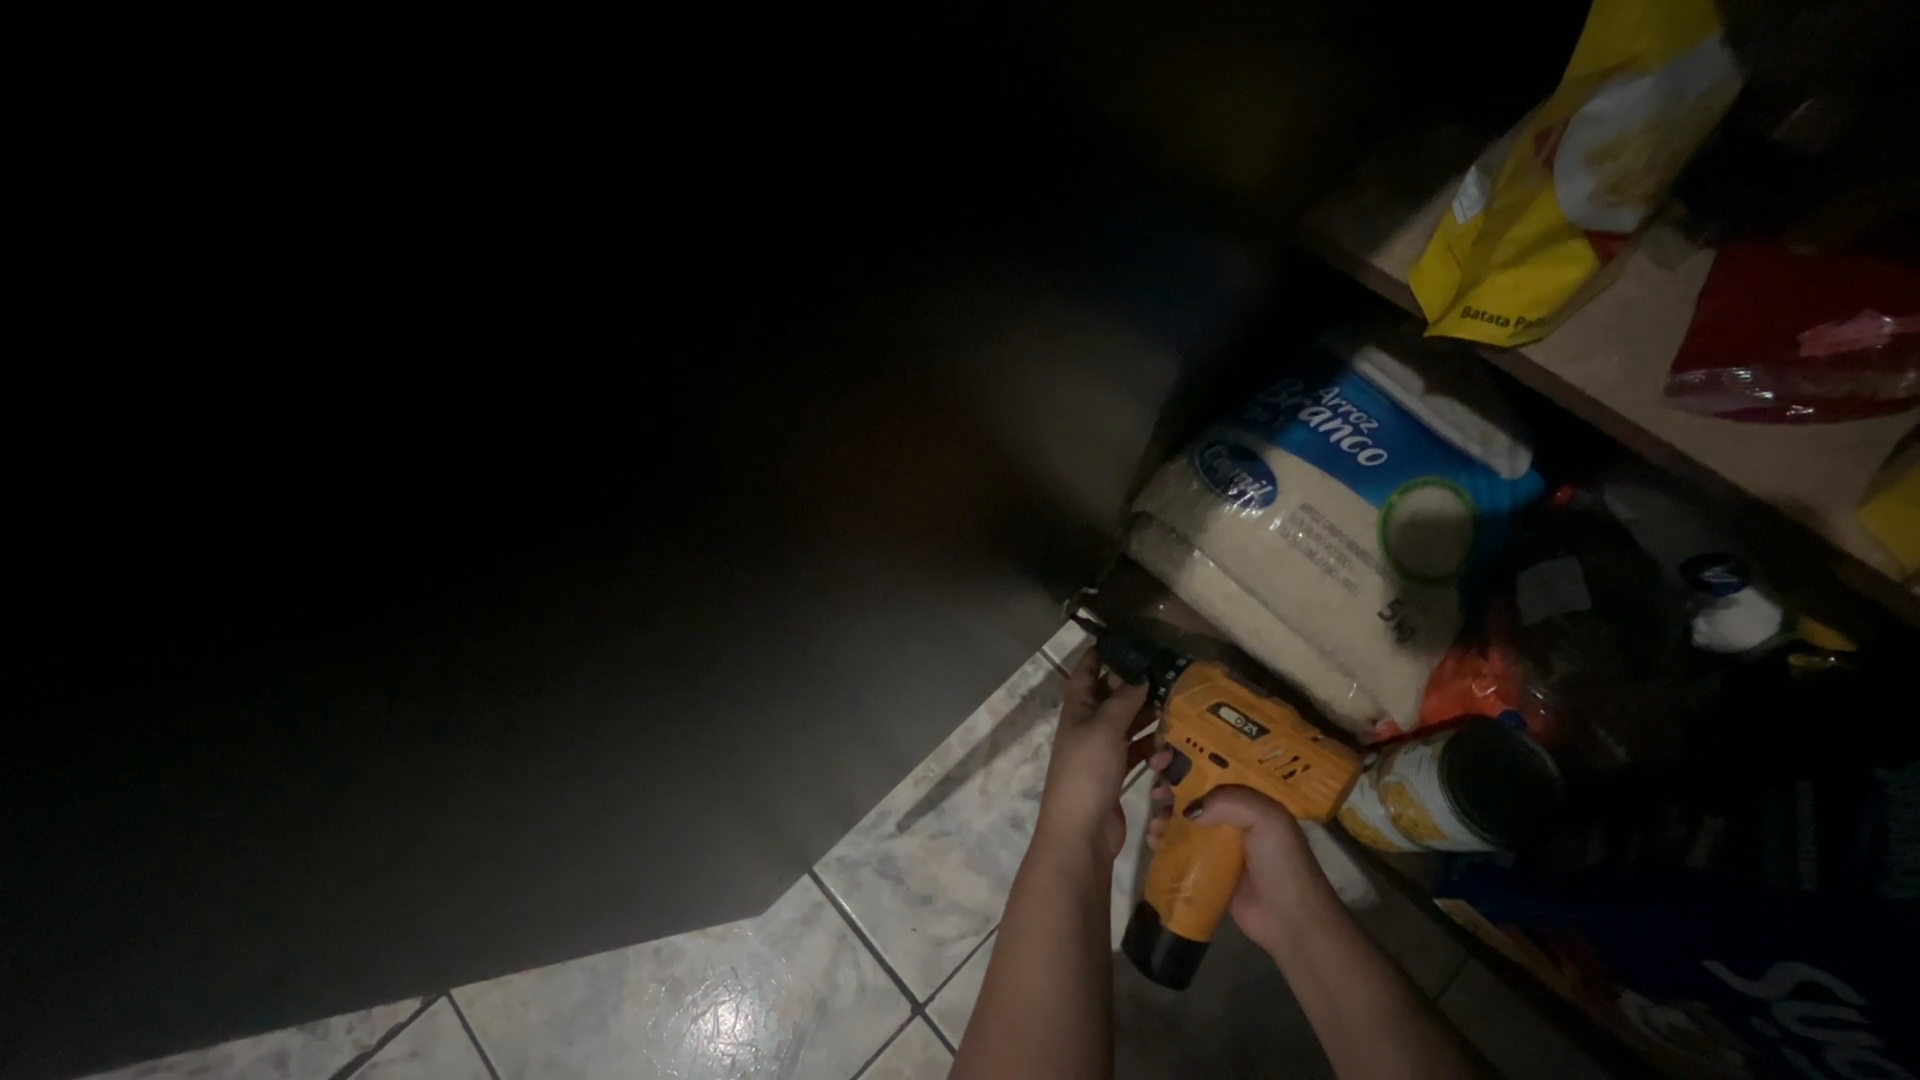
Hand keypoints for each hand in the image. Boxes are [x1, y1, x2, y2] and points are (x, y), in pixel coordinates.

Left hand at [1036, 650, 1152, 860]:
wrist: (1081, 832)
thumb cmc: (1087, 771)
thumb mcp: (1105, 728)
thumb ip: (1123, 700)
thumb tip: (1140, 675)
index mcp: (1076, 709)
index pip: (1086, 671)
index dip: (1102, 653)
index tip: (1129, 639)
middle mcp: (1086, 726)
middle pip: (1111, 697)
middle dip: (1136, 685)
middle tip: (1169, 674)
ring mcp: (1100, 752)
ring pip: (1127, 725)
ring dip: (1148, 718)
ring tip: (1177, 709)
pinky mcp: (1114, 775)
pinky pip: (1135, 753)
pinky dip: (1150, 749)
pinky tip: (1169, 750)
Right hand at [1144, 755, 1332, 955]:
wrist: (1289, 921)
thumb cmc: (1282, 863)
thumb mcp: (1267, 819)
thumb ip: (1229, 801)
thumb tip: (1187, 808)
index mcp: (1249, 795)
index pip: (1214, 766)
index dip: (1186, 758)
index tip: (1162, 759)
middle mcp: (1232, 812)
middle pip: (1192, 790)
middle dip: (1170, 785)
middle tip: (1156, 790)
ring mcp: (1217, 839)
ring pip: (1181, 816)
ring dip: (1163, 812)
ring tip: (1155, 821)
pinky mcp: (1205, 864)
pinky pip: (1177, 844)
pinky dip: (1162, 837)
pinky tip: (1153, 839)